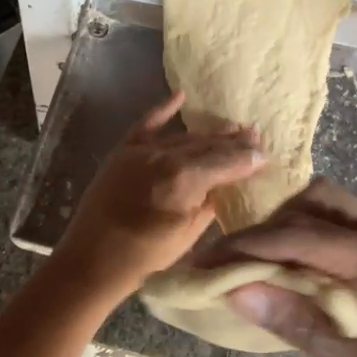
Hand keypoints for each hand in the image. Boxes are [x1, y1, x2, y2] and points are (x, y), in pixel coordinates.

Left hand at [51, 93, 265, 301]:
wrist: (91, 260)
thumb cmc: (145, 257)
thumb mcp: (188, 235)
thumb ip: (211, 204)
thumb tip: (229, 184)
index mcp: (185, 179)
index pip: (226, 162)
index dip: (248, 159)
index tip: (266, 154)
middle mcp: (166, 156)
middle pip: (208, 144)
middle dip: (234, 142)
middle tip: (255, 135)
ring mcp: (142, 150)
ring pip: (184, 136)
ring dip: (209, 131)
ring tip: (232, 126)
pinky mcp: (123, 151)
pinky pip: (146, 123)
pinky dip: (164, 109)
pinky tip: (181, 96)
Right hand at [195, 180, 356, 356]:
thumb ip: (302, 325)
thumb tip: (238, 290)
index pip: (307, 234)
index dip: (253, 242)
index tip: (209, 256)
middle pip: (324, 203)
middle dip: (273, 219)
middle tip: (233, 253)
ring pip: (338, 217)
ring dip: (295, 229)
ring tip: (256, 262)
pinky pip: (352, 243)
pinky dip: (317, 247)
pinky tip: (296, 276)